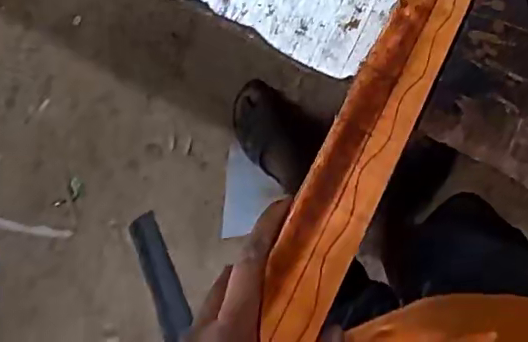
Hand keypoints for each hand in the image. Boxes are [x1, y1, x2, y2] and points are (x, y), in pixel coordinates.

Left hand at [189, 198, 324, 341]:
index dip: (268, 225)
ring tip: (270, 295)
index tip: (289, 200)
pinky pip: (207, 320)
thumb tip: (337, 327)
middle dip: (258, 256)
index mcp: (229, 324)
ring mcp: (190, 337)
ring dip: (241, 288)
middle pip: (231, 272)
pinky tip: (247, 328)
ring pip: (216, 297)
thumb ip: (310, 341)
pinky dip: (228, 311)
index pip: (249, 259)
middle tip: (289, 255)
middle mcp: (203, 325)